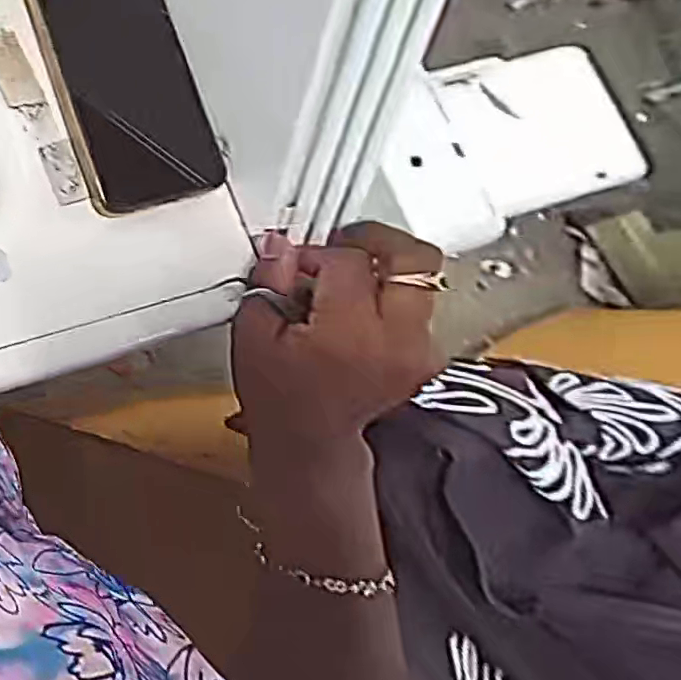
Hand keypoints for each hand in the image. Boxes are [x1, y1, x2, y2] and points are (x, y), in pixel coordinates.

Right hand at [229, 222, 444, 453]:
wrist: (308, 440)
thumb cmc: (277, 396)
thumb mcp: (253, 335)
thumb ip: (268, 284)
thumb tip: (279, 246)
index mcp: (350, 334)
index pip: (347, 260)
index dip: (313, 252)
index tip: (292, 263)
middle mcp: (397, 340)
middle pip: (412, 258)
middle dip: (374, 239)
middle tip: (344, 241)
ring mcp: (419, 350)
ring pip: (421, 278)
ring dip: (382, 268)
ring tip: (344, 280)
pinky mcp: (427, 356)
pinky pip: (418, 305)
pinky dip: (388, 294)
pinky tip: (353, 307)